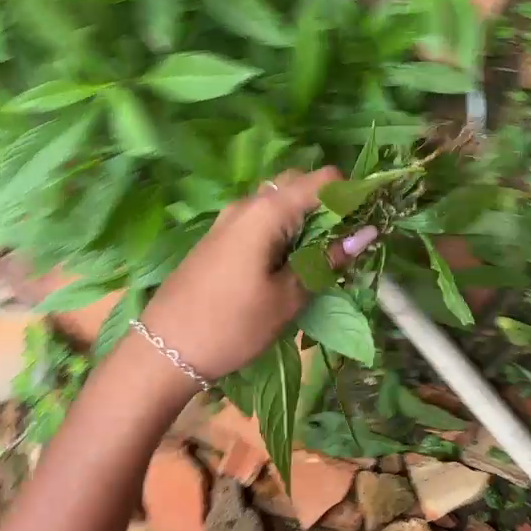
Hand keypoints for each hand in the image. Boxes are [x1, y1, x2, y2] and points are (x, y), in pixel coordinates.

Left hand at [139, 168, 374, 380]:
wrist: (162, 351)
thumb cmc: (231, 325)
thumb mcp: (288, 297)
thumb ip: (327, 260)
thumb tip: (367, 232)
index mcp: (267, 211)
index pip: (324, 178)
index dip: (351, 194)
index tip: (367, 223)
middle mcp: (247, 204)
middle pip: (299, 184)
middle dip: (329, 204)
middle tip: (348, 242)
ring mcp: (228, 219)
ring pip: (279, 201)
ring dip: (306, 218)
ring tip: (323, 257)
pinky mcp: (219, 237)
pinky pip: (261, 218)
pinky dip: (284, 229)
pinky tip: (290, 263)